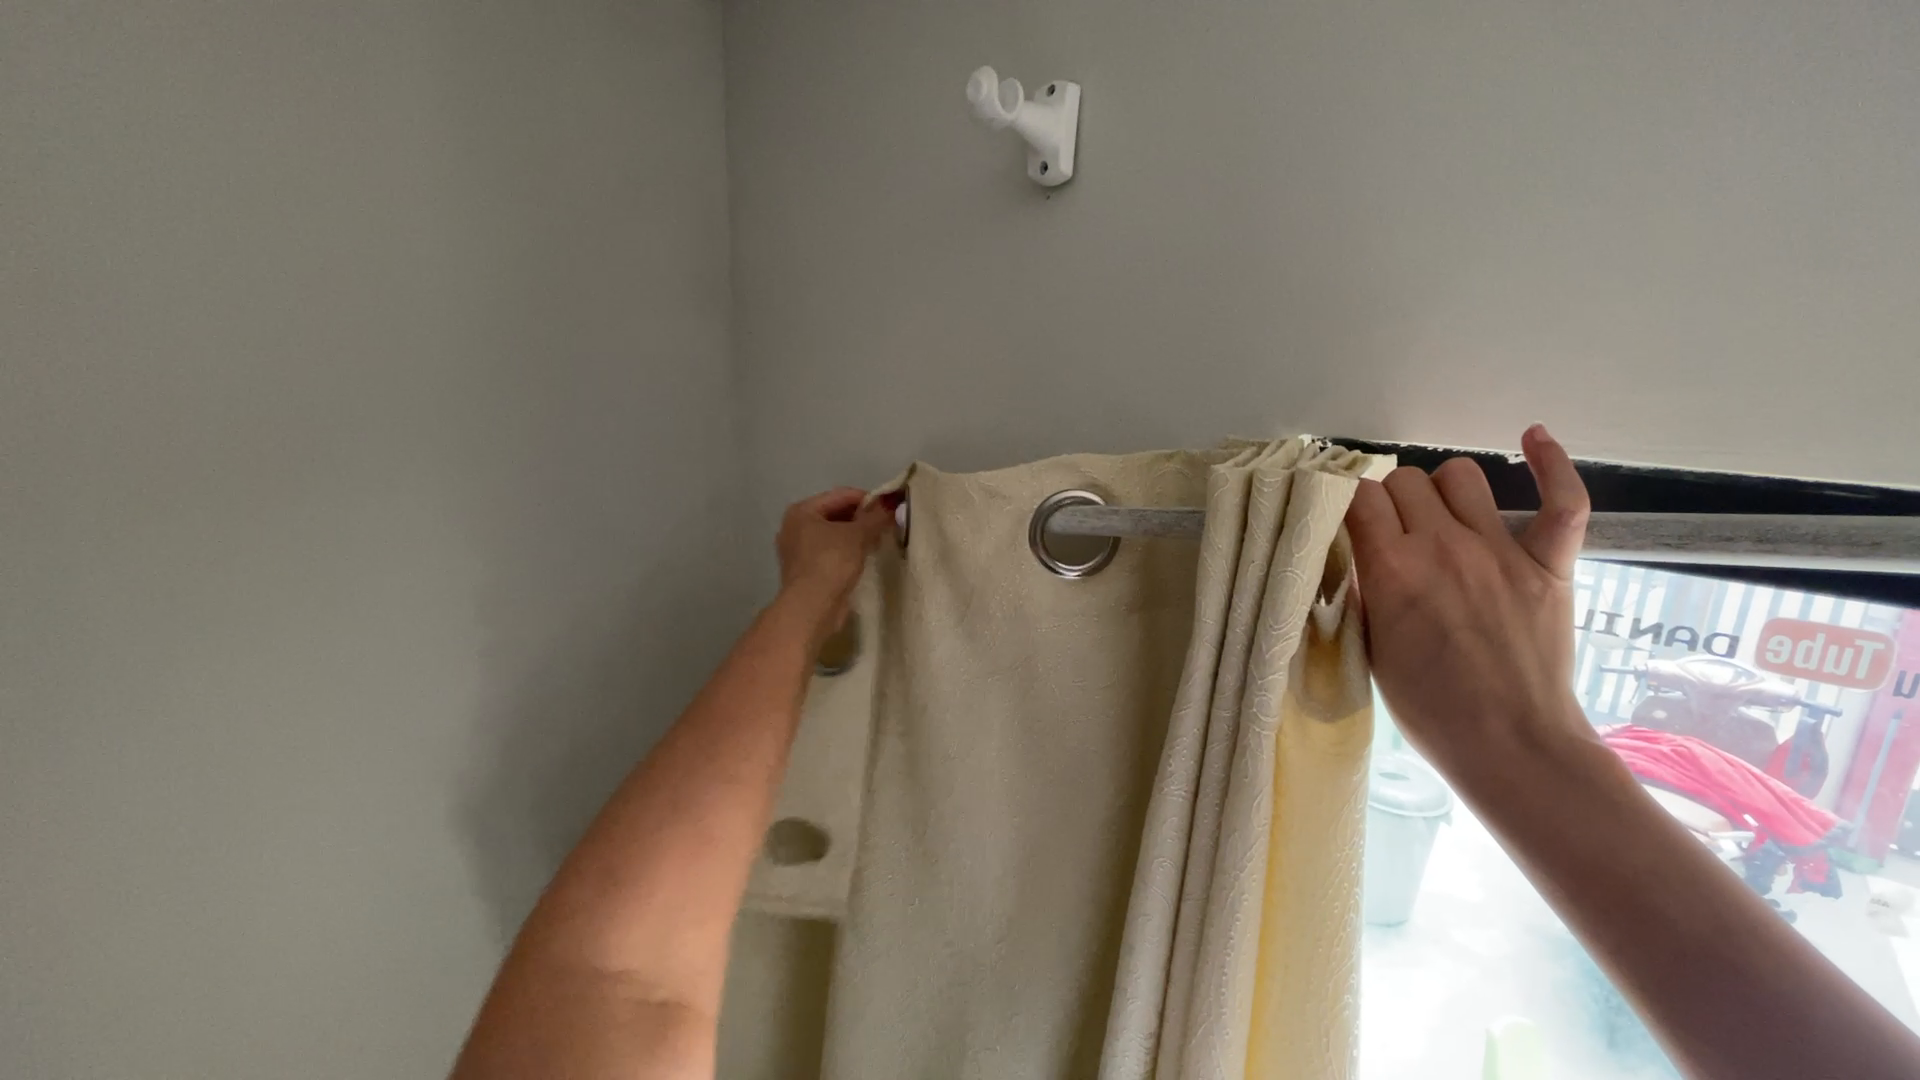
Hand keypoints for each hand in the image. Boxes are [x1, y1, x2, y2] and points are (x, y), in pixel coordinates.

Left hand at [775, 487, 893, 633]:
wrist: (812, 607)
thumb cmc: (831, 562)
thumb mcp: (858, 535)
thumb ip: (876, 516)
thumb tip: (893, 502)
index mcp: (802, 511)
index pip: (841, 495)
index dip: (868, 499)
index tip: (890, 508)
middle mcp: (795, 527)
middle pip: (836, 514)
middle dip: (862, 518)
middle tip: (886, 525)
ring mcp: (798, 550)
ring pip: (834, 535)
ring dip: (856, 536)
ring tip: (879, 541)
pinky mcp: (805, 570)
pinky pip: (831, 552)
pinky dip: (847, 552)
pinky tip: (864, 558)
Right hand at [1345, 425, 1593, 787]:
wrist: (1511, 745)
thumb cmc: (1429, 707)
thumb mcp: (1371, 646)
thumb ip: (1367, 590)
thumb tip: (1363, 555)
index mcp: (1392, 570)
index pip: (1359, 497)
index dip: (1348, 504)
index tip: (1347, 523)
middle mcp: (1443, 547)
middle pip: (1405, 481)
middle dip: (1390, 500)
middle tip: (1391, 533)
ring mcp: (1501, 551)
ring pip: (1462, 476)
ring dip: (1442, 490)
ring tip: (1441, 517)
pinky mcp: (1550, 565)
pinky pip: (1563, 499)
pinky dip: (1552, 464)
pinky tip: (1534, 440)